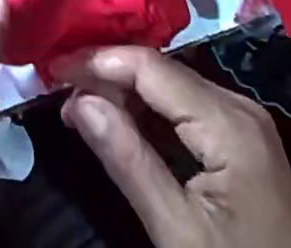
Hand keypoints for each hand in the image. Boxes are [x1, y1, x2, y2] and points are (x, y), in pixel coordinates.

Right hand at [59, 46, 290, 247]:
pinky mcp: (238, 135)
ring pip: (165, 83)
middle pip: (156, 69)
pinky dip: (143, 108)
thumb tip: (78, 100)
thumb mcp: (178, 230)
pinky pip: (180, 104)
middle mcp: (237, 105)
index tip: (50, 72)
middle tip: (59, 96)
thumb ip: (128, 160)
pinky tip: (115, 122)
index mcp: (228, 123)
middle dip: (103, 75)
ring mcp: (241, 119)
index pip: (148, 66)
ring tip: (78, 109)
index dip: (94, 61)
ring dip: (119, 90)